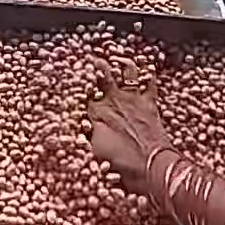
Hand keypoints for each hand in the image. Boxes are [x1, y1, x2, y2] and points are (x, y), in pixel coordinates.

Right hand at [87, 58, 173, 192]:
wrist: (151, 167)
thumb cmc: (120, 164)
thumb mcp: (93, 151)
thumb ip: (85, 133)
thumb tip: (80, 124)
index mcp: (95, 111)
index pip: (82, 88)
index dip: (78, 79)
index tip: (74, 72)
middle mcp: (112, 99)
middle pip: (102, 72)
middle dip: (98, 64)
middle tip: (94, 59)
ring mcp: (133, 98)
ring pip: (127, 70)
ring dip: (122, 62)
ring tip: (118, 57)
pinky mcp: (149, 103)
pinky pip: (150, 81)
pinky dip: (148, 72)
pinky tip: (146, 67)